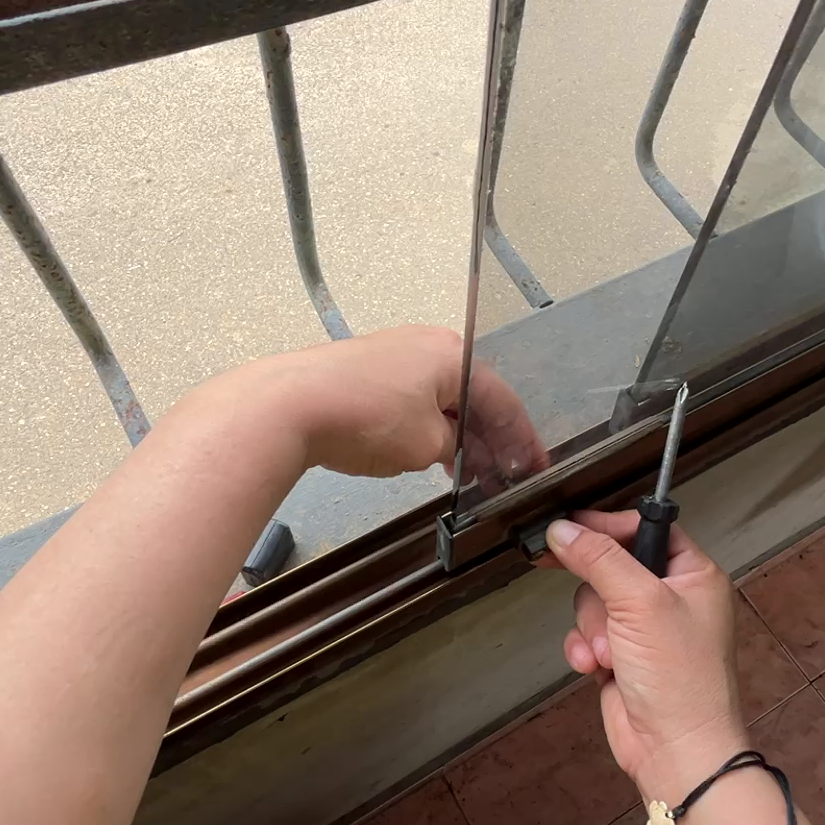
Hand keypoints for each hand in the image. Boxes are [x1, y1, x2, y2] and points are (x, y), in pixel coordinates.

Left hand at [200, 325, 547, 483]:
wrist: (289, 405)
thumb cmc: (366, 419)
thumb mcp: (425, 445)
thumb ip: (451, 447)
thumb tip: (448, 446)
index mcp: (454, 355)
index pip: (502, 400)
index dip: (522, 440)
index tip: (535, 468)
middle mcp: (428, 346)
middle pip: (472, 397)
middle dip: (489, 440)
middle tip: (503, 478)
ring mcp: (395, 355)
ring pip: (440, 399)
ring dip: (456, 436)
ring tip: (469, 474)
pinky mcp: (366, 370)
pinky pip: (412, 400)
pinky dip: (426, 428)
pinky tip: (429, 455)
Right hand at [544, 511, 747, 800]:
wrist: (675, 753)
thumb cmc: (679, 677)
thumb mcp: (640, 603)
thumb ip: (599, 559)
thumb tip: (562, 529)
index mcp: (692, 575)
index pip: (647, 527)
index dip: (609, 526)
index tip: (572, 526)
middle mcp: (670, 596)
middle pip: (610, 564)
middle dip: (598, 594)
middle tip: (600, 609)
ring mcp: (643, 627)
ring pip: (593, 599)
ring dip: (592, 627)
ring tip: (607, 654)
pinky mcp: (620, 654)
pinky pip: (586, 631)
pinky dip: (584, 647)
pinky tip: (593, 667)